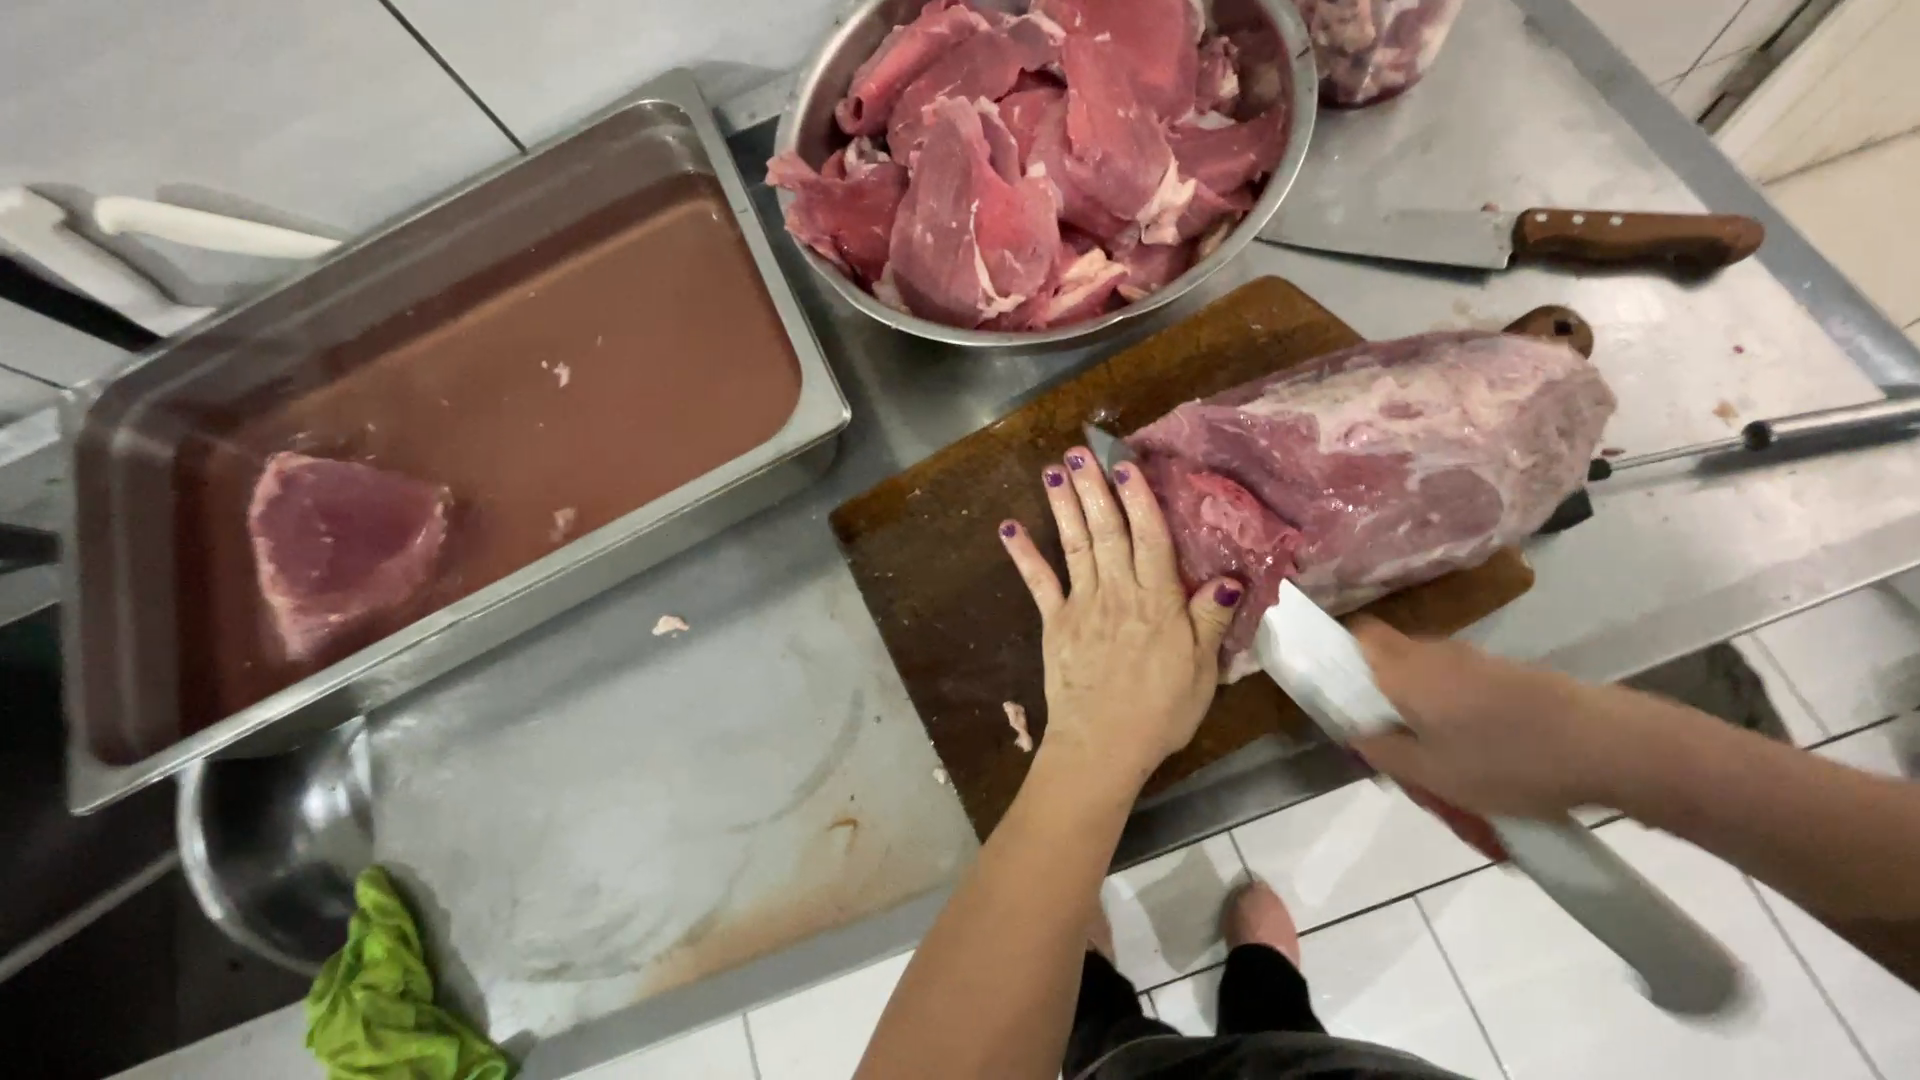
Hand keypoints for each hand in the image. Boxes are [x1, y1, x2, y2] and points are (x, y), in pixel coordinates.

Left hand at [999, 447, 1242, 791]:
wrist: (1102, 747)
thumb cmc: (1160, 711)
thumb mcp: (1201, 670)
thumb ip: (1210, 619)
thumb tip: (1229, 575)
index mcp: (1158, 601)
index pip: (1149, 538)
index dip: (1137, 498)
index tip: (1124, 462)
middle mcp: (1118, 592)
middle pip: (1106, 531)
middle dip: (1093, 488)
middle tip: (1080, 450)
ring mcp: (1081, 605)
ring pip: (1074, 546)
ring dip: (1063, 507)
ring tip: (1053, 471)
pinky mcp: (1055, 624)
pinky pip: (1038, 583)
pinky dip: (1023, 555)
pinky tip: (1009, 527)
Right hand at [1348, 619, 1663, 819]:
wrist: (1610, 747)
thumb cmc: (1507, 760)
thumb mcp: (1432, 773)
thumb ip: (1382, 750)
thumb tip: (1357, 733)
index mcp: (1403, 669)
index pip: (1357, 634)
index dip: (1339, 655)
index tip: (1339, 693)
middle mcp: (1434, 653)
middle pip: (1390, 661)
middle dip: (1383, 699)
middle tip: (1392, 746)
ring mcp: (1476, 662)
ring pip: (1429, 681)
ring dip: (1424, 714)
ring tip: (1441, 766)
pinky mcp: (1509, 677)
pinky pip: (1463, 692)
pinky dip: (1459, 719)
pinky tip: (1482, 762)